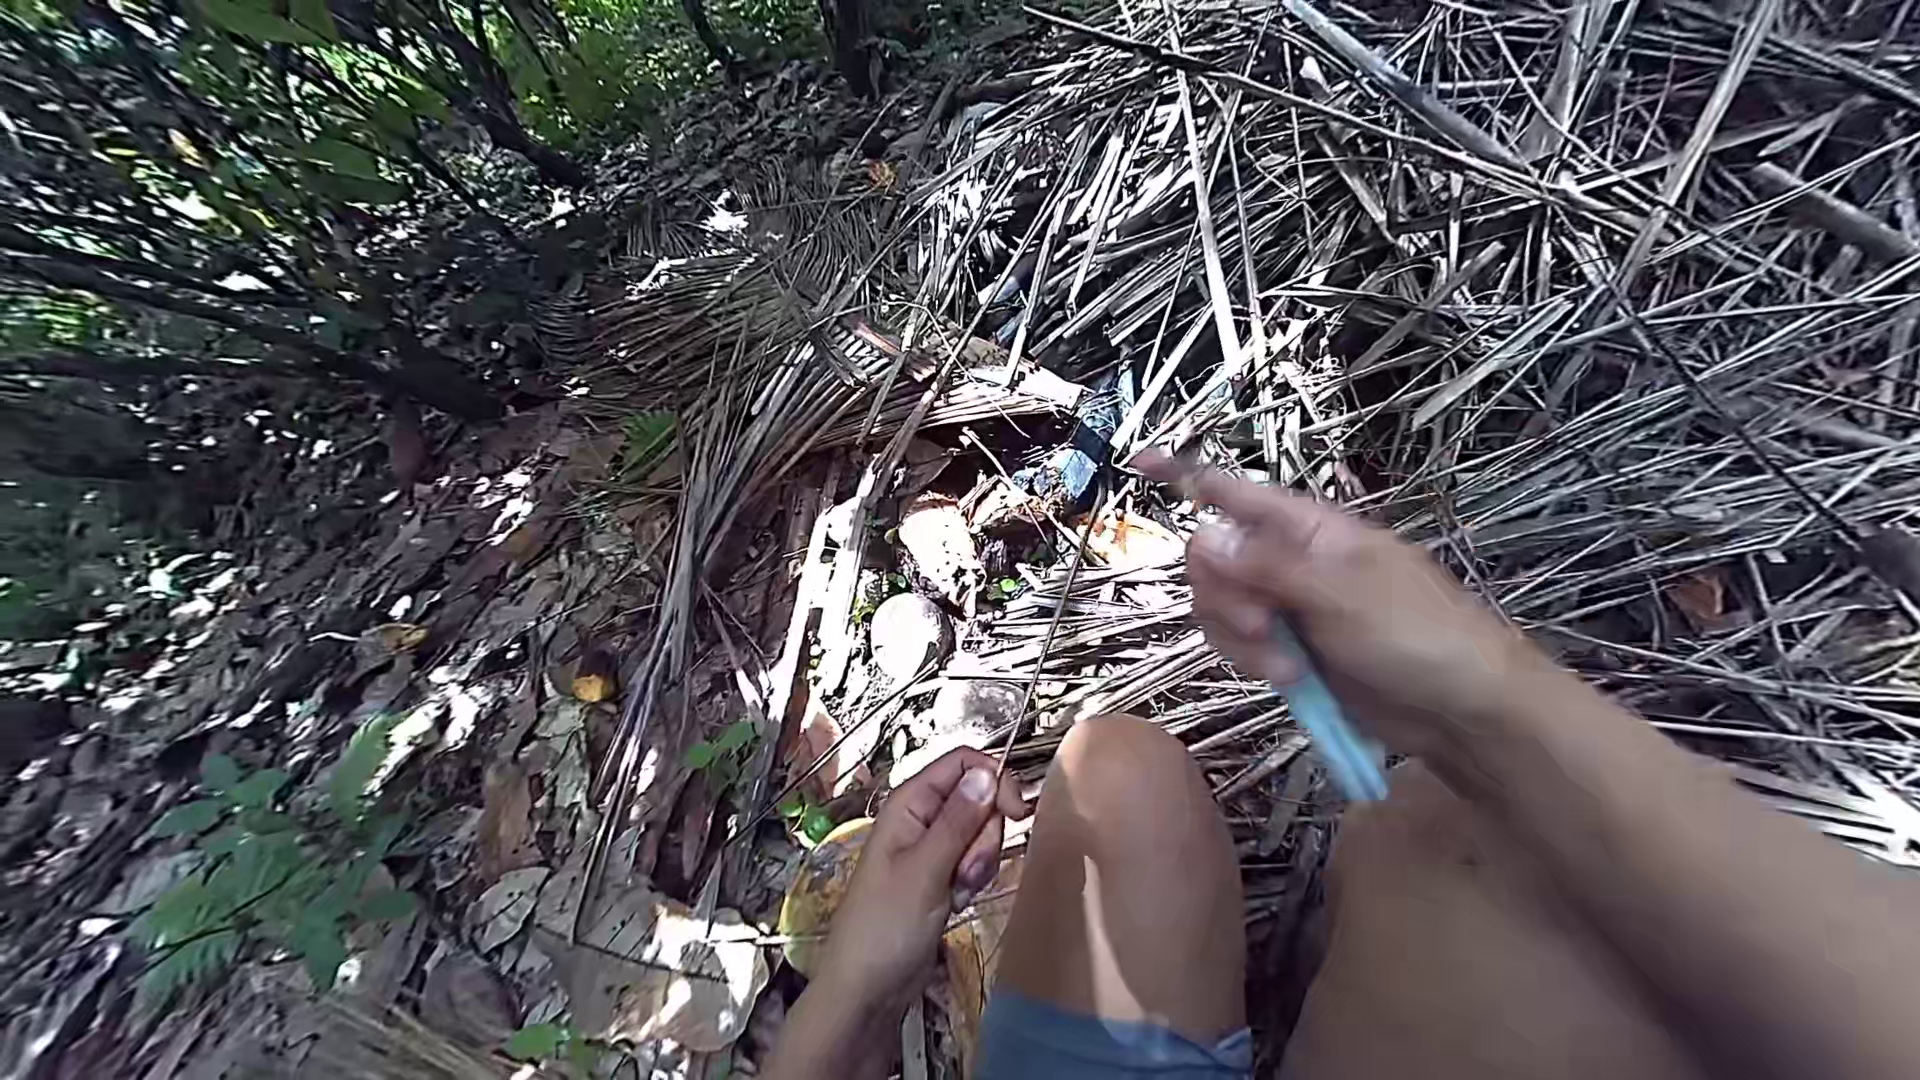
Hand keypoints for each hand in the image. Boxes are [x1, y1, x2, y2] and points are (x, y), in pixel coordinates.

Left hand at [811, 746, 1029, 1016]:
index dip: (994, 779)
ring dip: (979, 861)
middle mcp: (924, 813)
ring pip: (981, 829)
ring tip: (955, 890)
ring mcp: (935, 843)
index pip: (963, 762)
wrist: (867, 990)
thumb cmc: (885, 926)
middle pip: (979, 796)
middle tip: (965, 869)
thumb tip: (988, 772)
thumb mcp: (924, 870)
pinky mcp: (944, 870)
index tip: (1016, 813)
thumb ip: (958, 820)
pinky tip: (955, 901)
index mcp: (912, 800)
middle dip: (984, 834)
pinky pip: (975, 857)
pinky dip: (974, 879)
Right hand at [1137, 453, 1570, 757]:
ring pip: (1214, 603)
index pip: (1234, 491)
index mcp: (1304, 529)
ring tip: (1283, 662)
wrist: (1461, 713)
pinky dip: (1246, 658)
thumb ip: (1267, 566)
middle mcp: (1281, 560)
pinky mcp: (1276, 645)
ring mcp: (1277, 604)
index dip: (1185, 473)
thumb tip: (1202, 538)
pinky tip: (1285, 676)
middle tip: (1262, 624)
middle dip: (1225, 594)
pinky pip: (1230, 639)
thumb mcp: (1344, 593)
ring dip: (1238, 634)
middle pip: (1210, 557)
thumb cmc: (1420, 635)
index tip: (1140, 462)